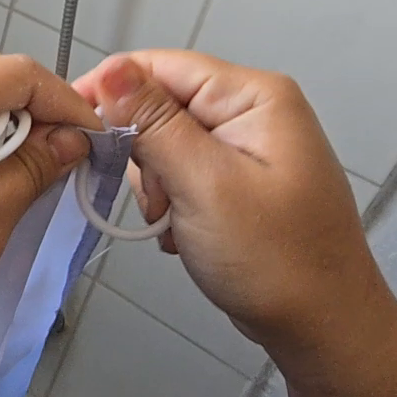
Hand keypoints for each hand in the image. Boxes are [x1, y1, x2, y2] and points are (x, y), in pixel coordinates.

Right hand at [73, 52, 391, 368]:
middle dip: (140, 150)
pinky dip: (166, 198)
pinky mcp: (234, 177)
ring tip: (171, 220)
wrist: (323, 330)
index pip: (159, 66)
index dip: (110, 89)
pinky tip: (178, 228)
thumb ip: (153, 122)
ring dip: (153, 182)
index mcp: (252, 95)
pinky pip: (177, 169)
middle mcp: (250, 109)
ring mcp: (244, 145)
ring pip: (162, 141)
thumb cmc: (271, 257)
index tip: (73, 125)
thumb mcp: (203, 183)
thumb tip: (110, 68)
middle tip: (155, 198)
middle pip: (158, 104)